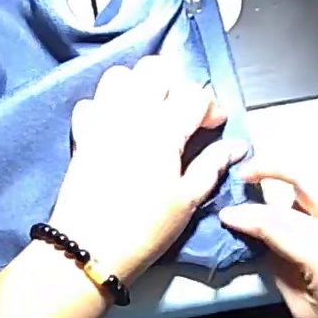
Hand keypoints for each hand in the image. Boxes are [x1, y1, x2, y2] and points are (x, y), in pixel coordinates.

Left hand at [47, 56, 248, 282]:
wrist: (89, 248)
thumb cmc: (145, 228)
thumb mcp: (188, 200)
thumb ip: (212, 166)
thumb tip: (236, 147)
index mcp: (164, 128)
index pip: (194, 94)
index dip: (210, 107)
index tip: (214, 126)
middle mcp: (131, 113)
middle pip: (155, 69)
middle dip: (175, 84)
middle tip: (182, 113)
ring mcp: (102, 120)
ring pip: (120, 76)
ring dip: (139, 86)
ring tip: (150, 113)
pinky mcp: (81, 134)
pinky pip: (92, 102)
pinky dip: (106, 105)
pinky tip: (117, 126)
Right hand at [219, 163, 317, 317]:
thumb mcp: (308, 316)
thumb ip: (282, 271)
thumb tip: (265, 240)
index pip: (276, 222)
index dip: (246, 216)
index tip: (227, 213)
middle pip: (307, 176)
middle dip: (272, 168)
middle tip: (248, 173)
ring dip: (302, 185)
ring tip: (283, 202)